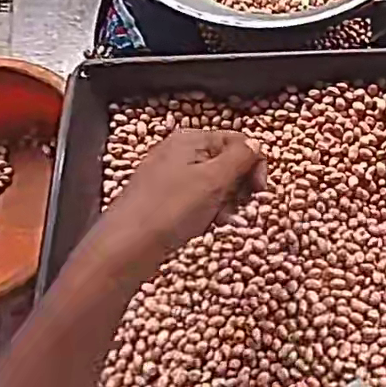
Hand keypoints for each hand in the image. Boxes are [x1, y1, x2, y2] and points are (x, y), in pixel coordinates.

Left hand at [82, 128, 266, 278]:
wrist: (126, 246)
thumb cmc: (170, 210)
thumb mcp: (213, 180)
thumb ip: (239, 158)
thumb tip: (256, 144)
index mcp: (191, 140)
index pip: (238, 142)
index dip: (254, 165)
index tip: (259, 192)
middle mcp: (179, 153)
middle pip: (226, 162)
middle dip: (238, 187)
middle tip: (237, 209)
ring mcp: (170, 177)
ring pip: (213, 184)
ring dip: (225, 203)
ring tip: (220, 221)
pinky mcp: (164, 200)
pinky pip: (197, 200)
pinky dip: (207, 212)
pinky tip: (205, 226)